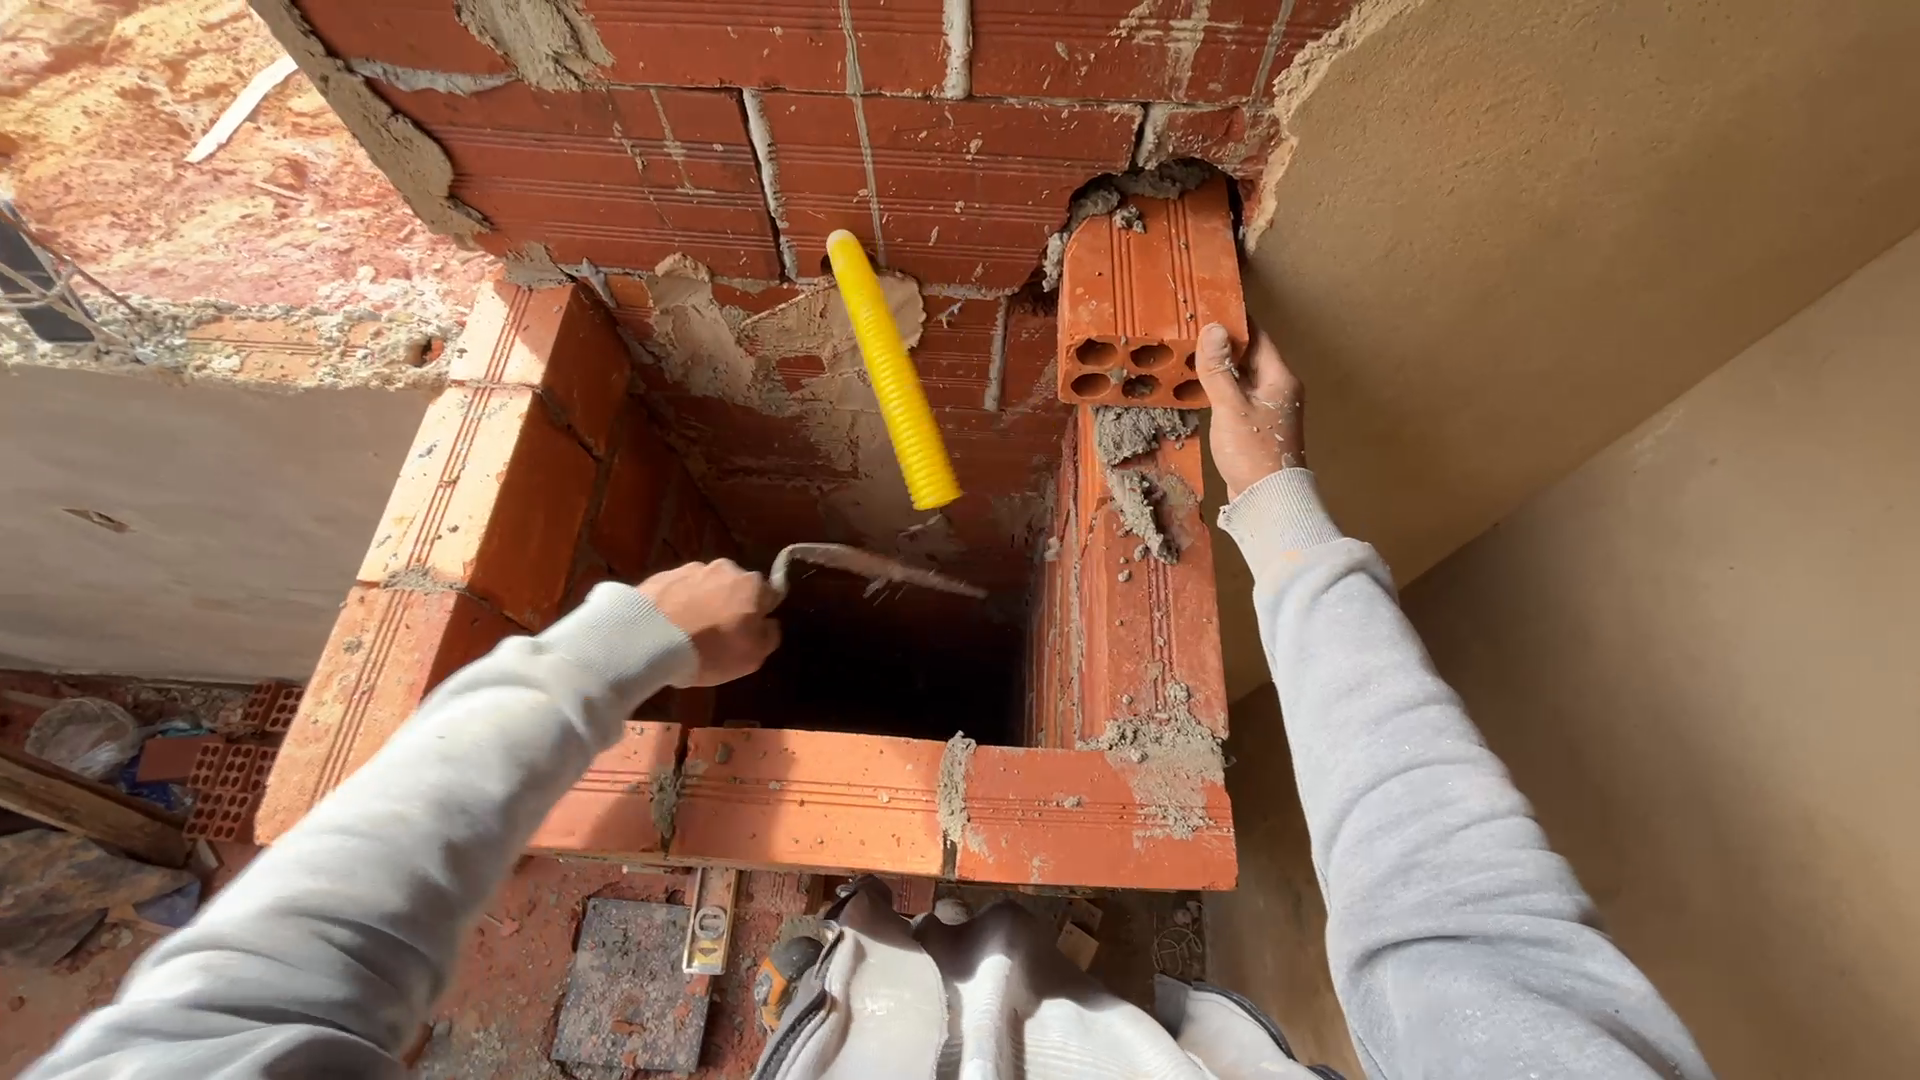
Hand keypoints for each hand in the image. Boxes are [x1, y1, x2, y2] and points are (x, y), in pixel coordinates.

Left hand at [637, 560, 781, 686]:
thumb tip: (768, 624)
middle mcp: (726, 568)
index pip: (770, 596)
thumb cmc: (711, 649)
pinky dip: (677, 604)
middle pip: (736, 588)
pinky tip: (668, 626)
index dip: (762, 615)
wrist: (648, 638)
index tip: (750, 632)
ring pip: (706, 587)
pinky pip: (678, 591)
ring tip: (688, 631)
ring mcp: (691, 569)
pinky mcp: (661, 575)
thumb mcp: (753, 656)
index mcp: (754, 585)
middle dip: (731, 605)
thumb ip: (769, 636)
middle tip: (718, 633)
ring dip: (702, 603)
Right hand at [1196, 321, 1304, 498]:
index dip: (1236, 321)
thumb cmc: (1253, 451)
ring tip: (1194, 353)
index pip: (1259, 337)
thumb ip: (1219, 369)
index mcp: (1279, 378)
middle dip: (1226, 342)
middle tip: (1195, 329)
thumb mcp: (1231, 407)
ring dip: (1223, 366)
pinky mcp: (1258, 426)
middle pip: (1252, 355)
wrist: (1267, 498)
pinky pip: (1240, 396)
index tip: (1211, 308)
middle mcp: (1280, 389)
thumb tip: (1213, 328)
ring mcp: (1270, 408)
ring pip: (1244, 377)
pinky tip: (1204, 387)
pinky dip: (1223, 387)